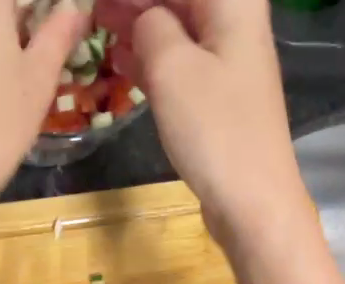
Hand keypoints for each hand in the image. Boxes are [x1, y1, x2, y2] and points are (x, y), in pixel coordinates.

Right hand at [109, 0, 307, 244]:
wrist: (253, 203)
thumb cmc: (214, 130)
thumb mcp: (171, 67)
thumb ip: (151, 25)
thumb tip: (144, 18)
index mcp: (232, 1)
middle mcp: (234, 23)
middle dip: (136, 1)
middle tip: (92, 6)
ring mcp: (227, 63)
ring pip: (176, 27)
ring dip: (138, 24)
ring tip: (97, 24)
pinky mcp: (218, 98)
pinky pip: (179, 62)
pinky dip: (151, 58)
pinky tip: (120, 60)